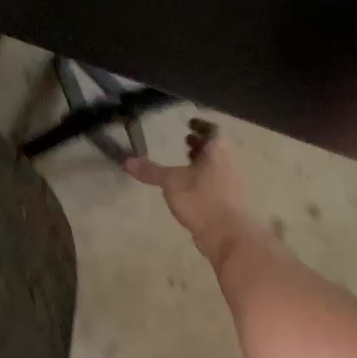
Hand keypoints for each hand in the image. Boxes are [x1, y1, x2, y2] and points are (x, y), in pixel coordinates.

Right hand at [125, 118, 257, 259]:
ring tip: (185, 163)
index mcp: (217, 154)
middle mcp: (227, 165)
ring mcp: (230, 185)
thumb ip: (150, 171)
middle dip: (200, 143)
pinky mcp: (227, 202)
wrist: (227, 234)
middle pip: (216, 149)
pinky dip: (202, 179)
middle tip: (185, 140)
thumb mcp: (171, 182)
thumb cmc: (201, 199)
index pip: (214, 132)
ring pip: (216, 166)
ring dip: (202, 161)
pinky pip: (215, 183)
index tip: (189, 123)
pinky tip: (188, 188)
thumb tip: (126, 161)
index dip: (202, 125)